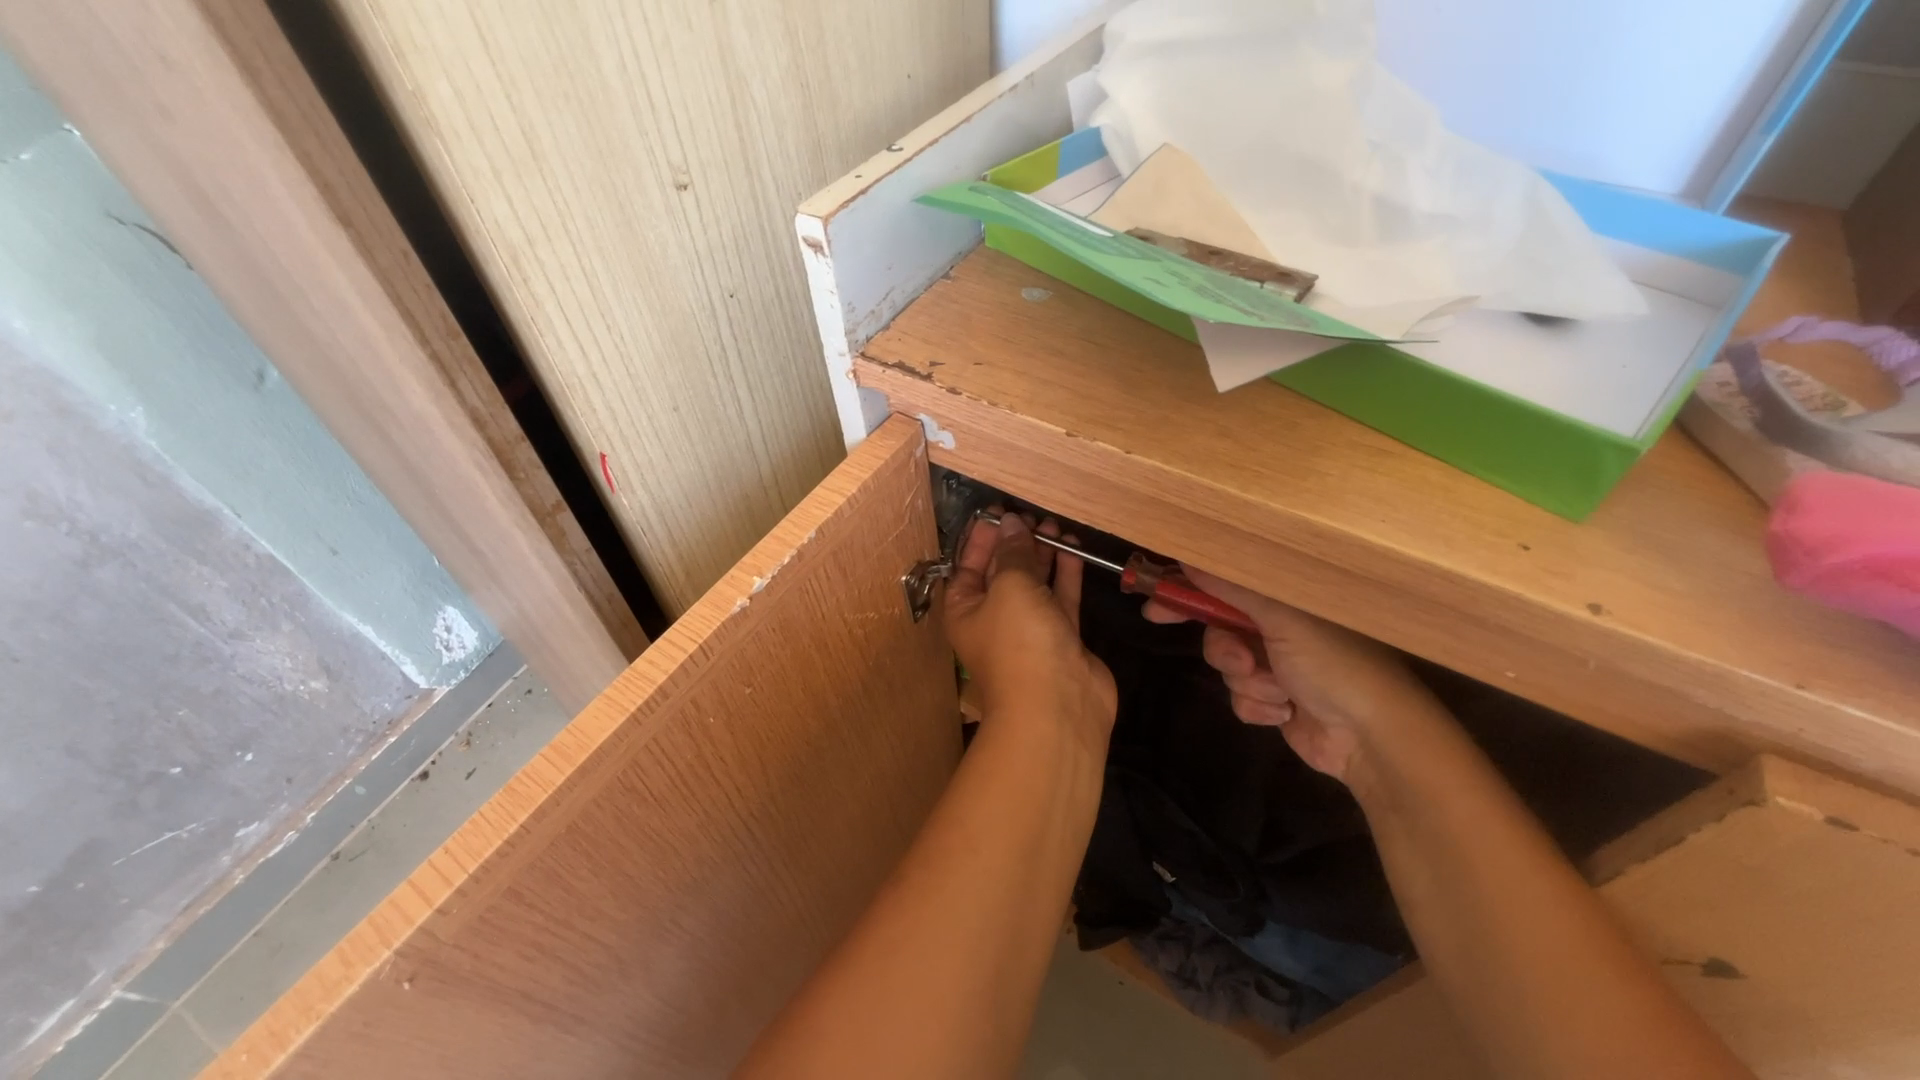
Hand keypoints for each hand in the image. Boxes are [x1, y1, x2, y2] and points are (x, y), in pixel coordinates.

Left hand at [944, 513, 1117, 754]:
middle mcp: (993, 619)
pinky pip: (1061, 597)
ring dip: (1043, 555)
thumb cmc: (1020, 641)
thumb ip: (1013, 553)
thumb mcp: (1010, 586)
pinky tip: (1074, 548)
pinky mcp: (1062, 638)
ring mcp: (1029, 630)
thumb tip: (1012, 523)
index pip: (966, 566)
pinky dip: (1066, 573)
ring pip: (1034, 584)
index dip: (981, 538)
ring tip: (1056, 525)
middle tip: (1033, 514)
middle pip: (1001, 573)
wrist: (1057, 707)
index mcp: (964, 610)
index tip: (1000, 510)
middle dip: (1015, 543)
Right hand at [1142, 566, 1441, 781]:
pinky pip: (1240, 698)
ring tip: (1280, 692)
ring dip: (1248, 682)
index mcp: (1289, 598)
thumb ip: (1233, 587)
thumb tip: (1189, 555)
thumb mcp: (1283, 618)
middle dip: (1228, 649)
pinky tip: (1285, 713)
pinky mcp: (1275, 701)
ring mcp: (1278, 666)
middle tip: (1237, 661)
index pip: (1227, 583)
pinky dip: (1257, 706)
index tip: (1155, 602)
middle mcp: (1281, 627)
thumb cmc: (1336, 665)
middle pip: (1220, 628)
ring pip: (1227, 667)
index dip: (1189, 591)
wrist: (1373, 737)